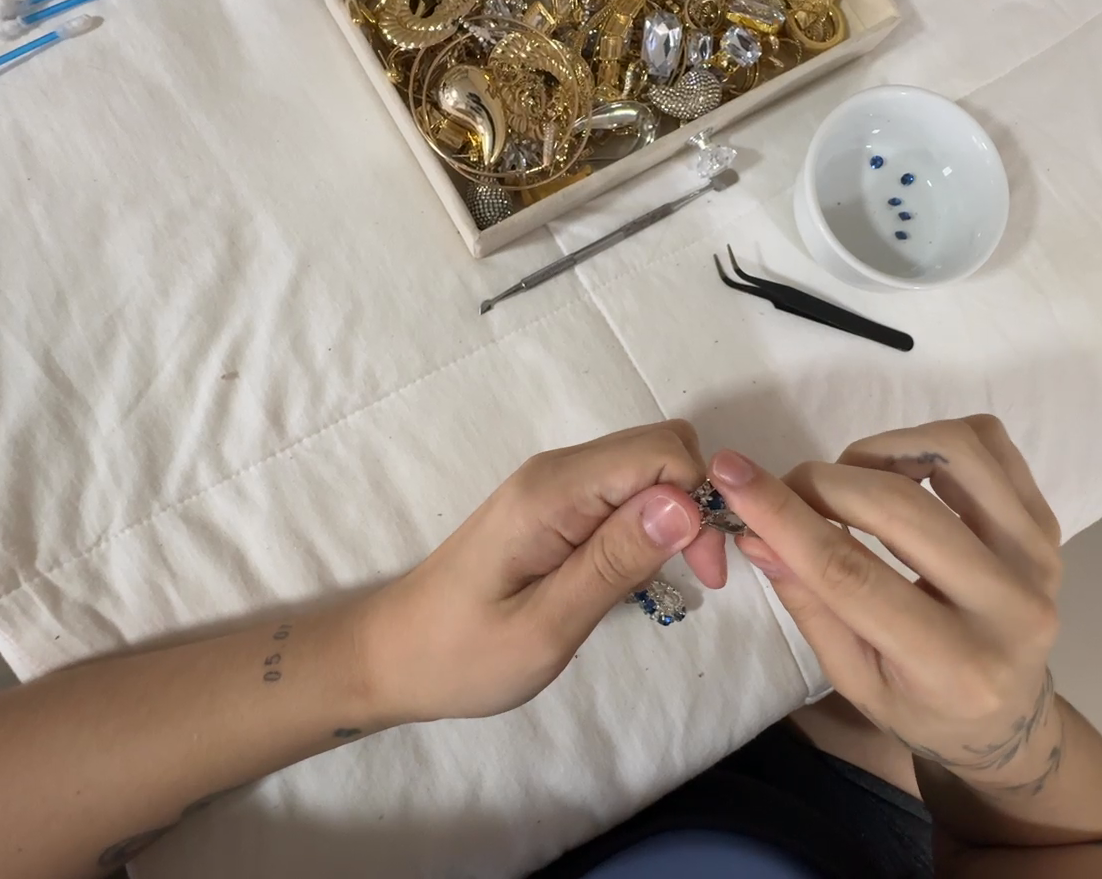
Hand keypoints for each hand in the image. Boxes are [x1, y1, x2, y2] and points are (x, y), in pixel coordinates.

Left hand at [359, 421, 728, 723]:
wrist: (396, 652)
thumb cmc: (464, 654)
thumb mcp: (546, 627)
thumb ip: (615, 561)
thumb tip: (685, 504)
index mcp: (554, 491)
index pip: (659, 452)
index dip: (698, 500)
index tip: (705, 570)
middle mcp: (558, 469)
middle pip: (659, 447)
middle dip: (695, 501)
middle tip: (696, 574)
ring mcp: (555, 481)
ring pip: (646, 464)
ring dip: (676, 511)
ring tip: (664, 577)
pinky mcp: (556, 501)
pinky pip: (623, 487)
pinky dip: (650, 518)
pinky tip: (636, 566)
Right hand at [714, 416, 1065, 793]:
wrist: (1008, 716)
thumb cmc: (920, 705)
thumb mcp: (850, 678)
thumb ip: (807, 601)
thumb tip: (755, 530)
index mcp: (952, 666)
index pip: (851, 574)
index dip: (783, 517)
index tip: (731, 473)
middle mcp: (1010, 608)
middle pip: (899, 508)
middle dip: (821, 483)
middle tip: (787, 489)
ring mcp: (1037, 557)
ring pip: (951, 453)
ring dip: (877, 452)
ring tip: (849, 481)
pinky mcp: (1047, 523)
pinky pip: (987, 441)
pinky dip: (928, 439)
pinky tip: (901, 471)